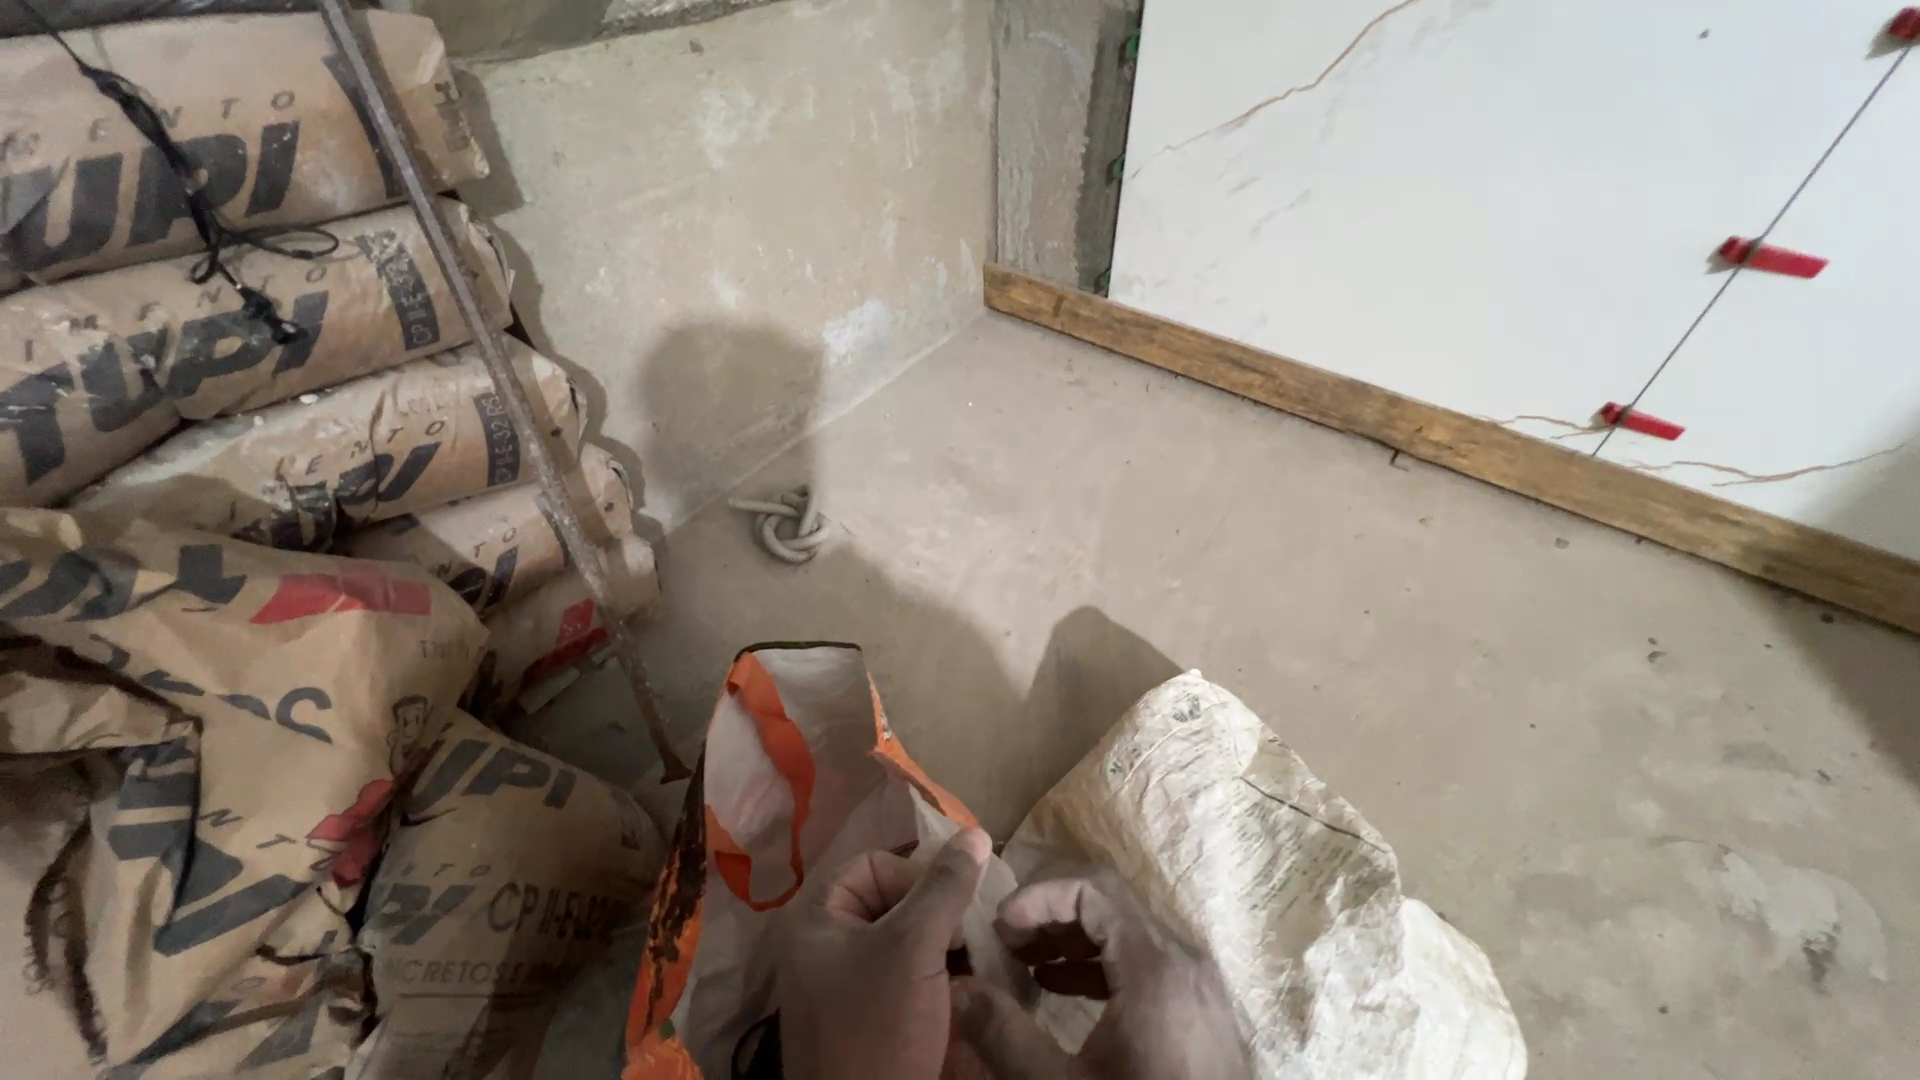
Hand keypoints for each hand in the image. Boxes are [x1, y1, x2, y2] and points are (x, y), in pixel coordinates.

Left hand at [776, 828, 991, 1079]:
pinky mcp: (868, 1019)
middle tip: (969, 938)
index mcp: (815, 919)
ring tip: (974, 961)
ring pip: (903, 939)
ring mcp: (844, 987)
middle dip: (936, 912)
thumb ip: (945, 886)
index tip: (953, 907)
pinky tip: (964, 990)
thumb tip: (976, 832)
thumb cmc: (879, 1029)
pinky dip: (936, 975)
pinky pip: (905, 976)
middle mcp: (823, 946)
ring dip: (942, 944)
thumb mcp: (915, 947)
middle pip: (890, 900)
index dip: (917, 875)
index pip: (874, 865)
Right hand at [950, 871, 1251, 1079]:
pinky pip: (1143, 960)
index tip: (1000, 925)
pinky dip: (1097, 962)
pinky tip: (1057, 987)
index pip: (1093, 890)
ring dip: (1070, 938)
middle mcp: (1182, 959)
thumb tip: (955, 991)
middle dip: (1050, 914)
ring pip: (1126, 930)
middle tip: (1004, 942)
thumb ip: (1005, 1036)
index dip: (1039, 896)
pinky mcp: (1197, 1007)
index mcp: (1156, 967)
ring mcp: (1195, 983)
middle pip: (1110, 904)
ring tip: (1023, 962)